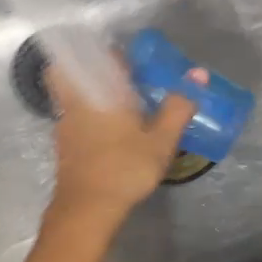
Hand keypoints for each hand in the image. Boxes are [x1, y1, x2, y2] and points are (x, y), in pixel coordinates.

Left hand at [43, 66, 193, 228]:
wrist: (88, 206)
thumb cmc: (126, 167)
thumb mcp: (161, 140)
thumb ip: (178, 107)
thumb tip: (197, 74)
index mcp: (102, 91)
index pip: (103, 57)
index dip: (118, 55)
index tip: (136, 64)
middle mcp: (78, 99)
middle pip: (74, 70)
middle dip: (94, 70)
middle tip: (120, 80)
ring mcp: (66, 121)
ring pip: (73, 94)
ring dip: (91, 93)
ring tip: (119, 106)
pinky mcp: (64, 143)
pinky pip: (74, 115)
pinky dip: (88, 115)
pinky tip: (109, 131)